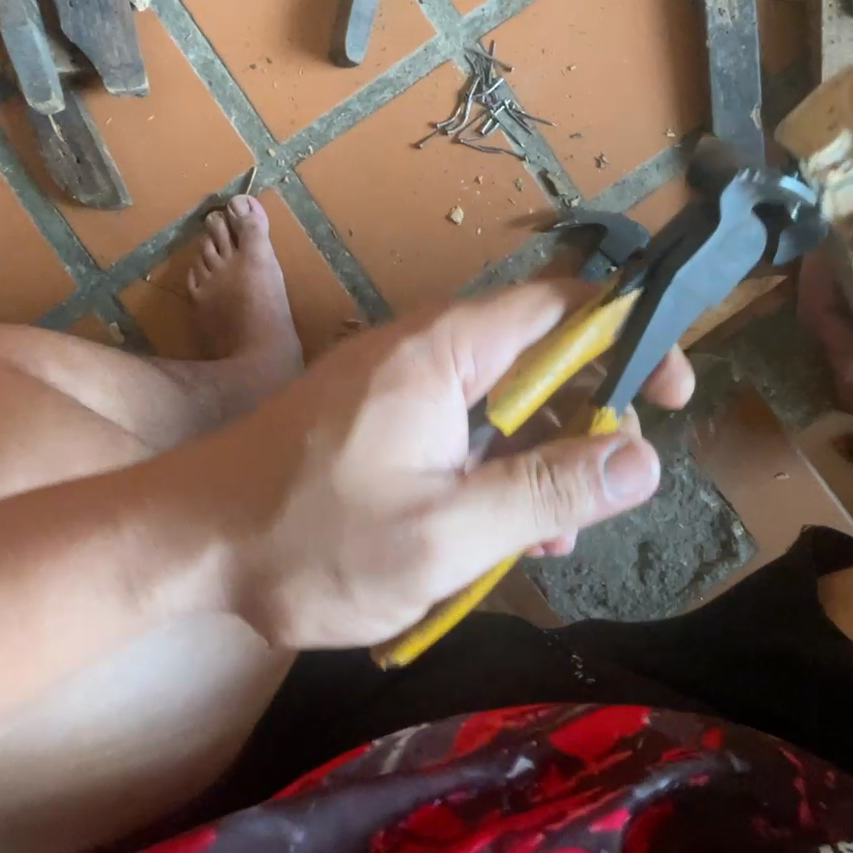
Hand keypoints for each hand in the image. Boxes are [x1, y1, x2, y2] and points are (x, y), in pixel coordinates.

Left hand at [196, 281, 694, 649]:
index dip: (627, 337)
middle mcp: (420, 350)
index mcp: (441, 352)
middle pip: (534, 355)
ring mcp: (392, 385)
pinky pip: (454, 429)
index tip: (668, 392)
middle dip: (584, 417)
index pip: (561, 306)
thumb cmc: (309, 541)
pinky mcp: (373, 420)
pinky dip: (486, 470)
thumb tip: (641, 457)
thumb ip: (547, 491)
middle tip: (606, 486)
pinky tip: (490, 532)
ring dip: (534, 458)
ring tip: (548, 535)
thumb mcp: (445, 532)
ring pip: (496, 402)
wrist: (184, 546)